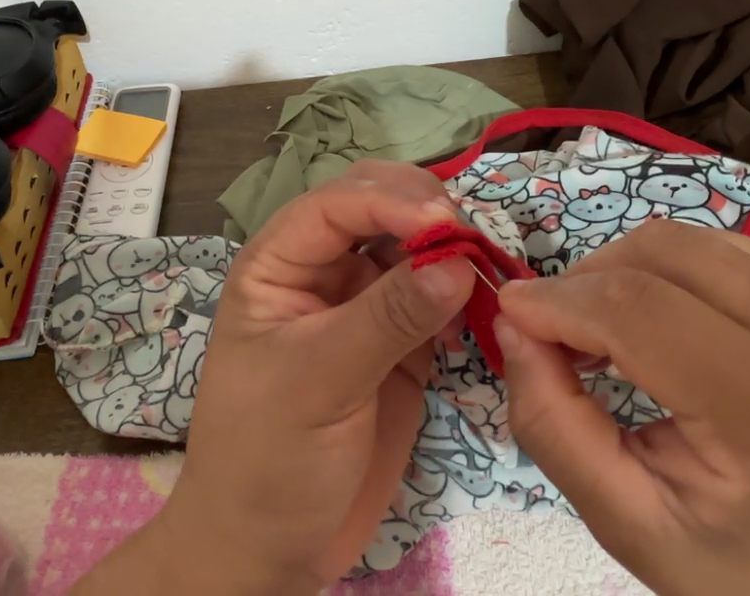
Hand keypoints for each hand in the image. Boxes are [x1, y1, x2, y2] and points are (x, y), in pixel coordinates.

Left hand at [76, 161, 473, 594]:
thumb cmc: (268, 460)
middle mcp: (321, 271)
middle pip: (376, 208)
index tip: (443, 221)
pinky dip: (460, 292)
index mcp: (278, 265)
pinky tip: (473, 311)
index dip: (389, 201)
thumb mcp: (319, 383)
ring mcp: (363, 304)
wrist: (271, 548)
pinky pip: (435, 295)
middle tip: (466, 239)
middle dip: (422, 209)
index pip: (334, 205)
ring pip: (411, 245)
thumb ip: (388, 318)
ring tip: (481, 269)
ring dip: (448, 247)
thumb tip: (457, 260)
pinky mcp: (399, 340)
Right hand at [495, 220, 749, 595]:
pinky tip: (675, 327)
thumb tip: (513, 322)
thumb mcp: (629, 523)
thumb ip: (552, 423)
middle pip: (662, 252)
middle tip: (561, 335)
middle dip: (589, 281)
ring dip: (628, 273)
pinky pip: (725, 248)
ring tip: (614, 335)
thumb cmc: (748, 570)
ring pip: (689, 239)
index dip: (558, 302)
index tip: (511, 312)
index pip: (638, 311)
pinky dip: (676, 274)